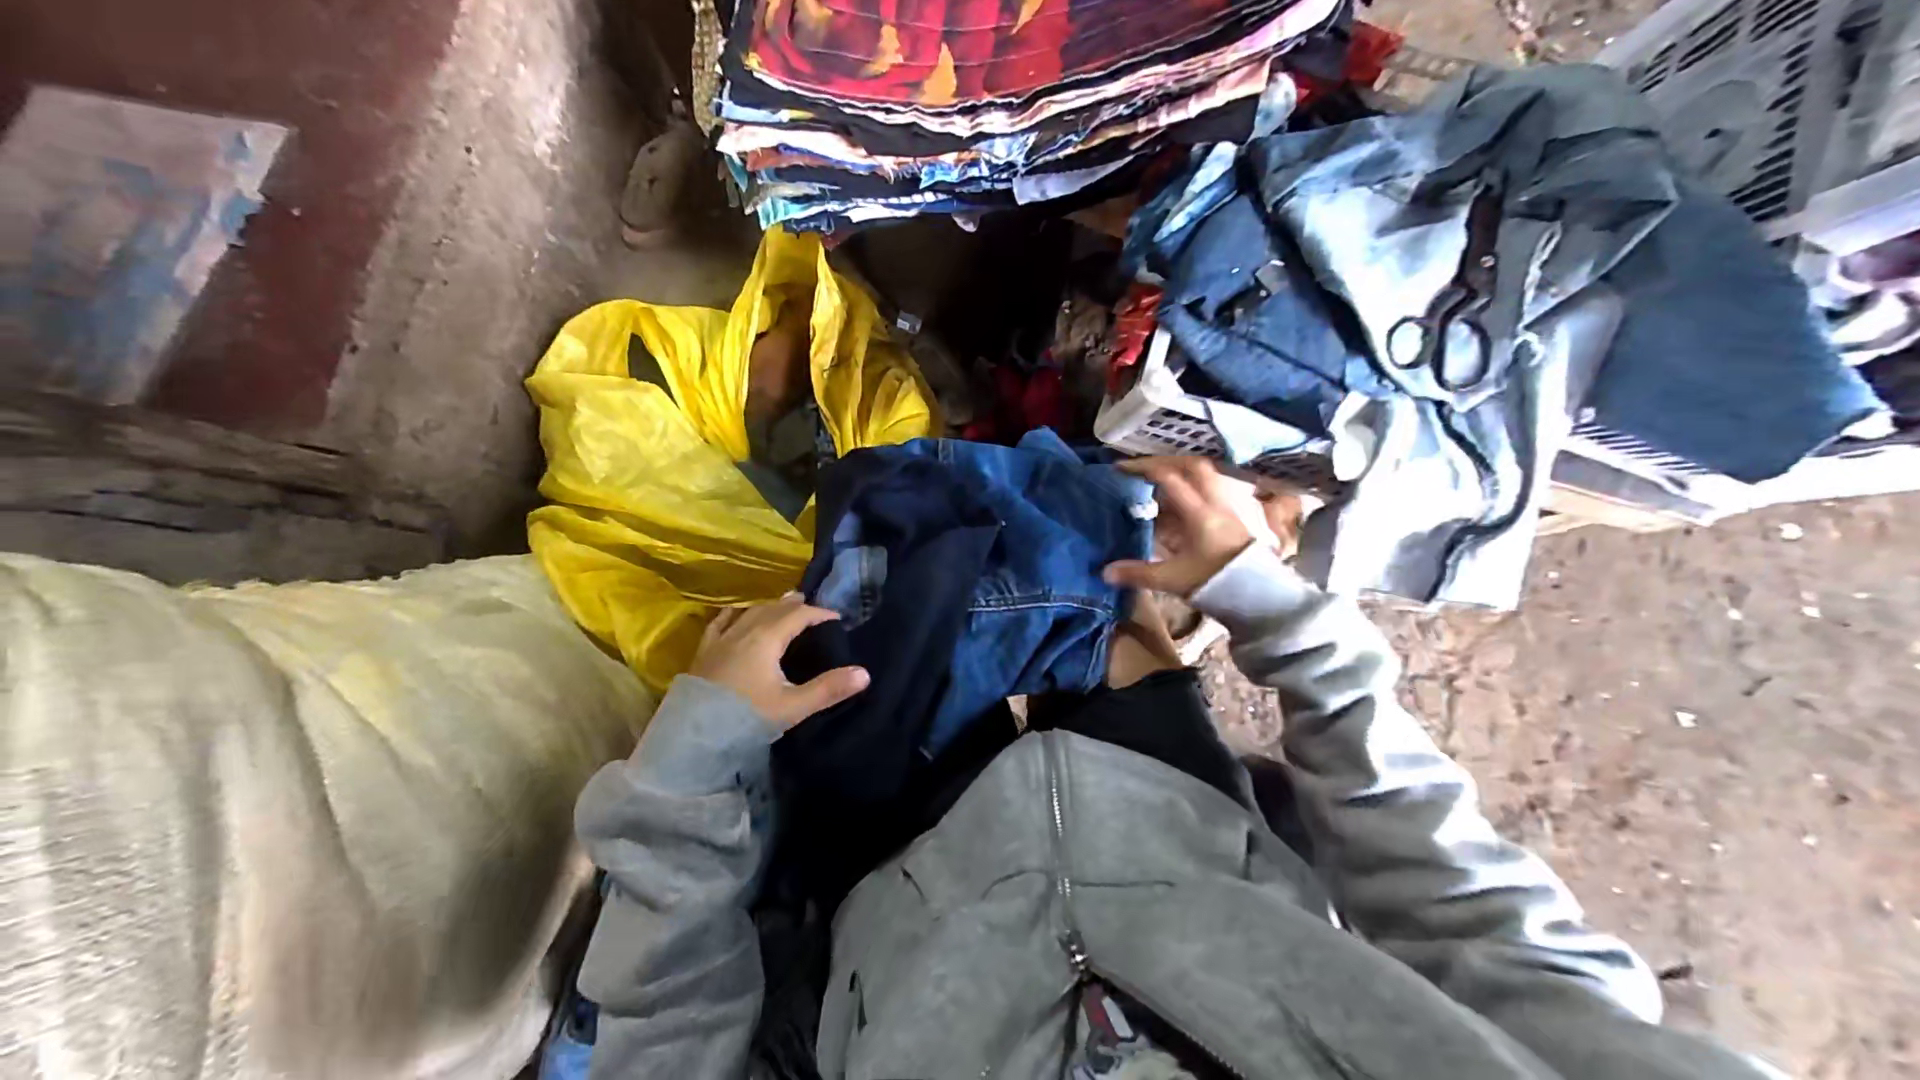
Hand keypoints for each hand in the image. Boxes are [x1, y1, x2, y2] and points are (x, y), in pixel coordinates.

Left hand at [689, 595, 869, 729]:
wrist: (692, 737)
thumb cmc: (746, 719)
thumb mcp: (793, 707)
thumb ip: (829, 689)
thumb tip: (865, 673)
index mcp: (767, 639)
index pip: (799, 615)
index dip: (820, 613)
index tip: (836, 618)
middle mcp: (743, 631)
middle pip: (774, 608)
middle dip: (796, 606)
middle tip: (813, 608)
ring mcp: (720, 639)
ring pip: (749, 611)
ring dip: (770, 606)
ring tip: (782, 604)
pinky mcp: (704, 651)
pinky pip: (722, 621)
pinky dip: (736, 612)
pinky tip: (736, 612)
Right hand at [1103, 457, 1284, 596]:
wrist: (1260, 599)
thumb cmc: (1215, 584)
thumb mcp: (1172, 580)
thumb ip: (1138, 573)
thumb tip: (1105, 572)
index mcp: (1199, 513)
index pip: (1169, 479)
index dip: (1143, 469)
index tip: (1122, 469)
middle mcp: (1217, 505)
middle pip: (1195, 468)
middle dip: (1168, 463)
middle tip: (1147, 468)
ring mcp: (1231, 511)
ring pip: (1210, 479)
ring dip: (1187, 475)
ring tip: (1167, 482)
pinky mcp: (1239, 522)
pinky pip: (1216, 494)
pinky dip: (1198, 492)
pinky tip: (1186, 505)